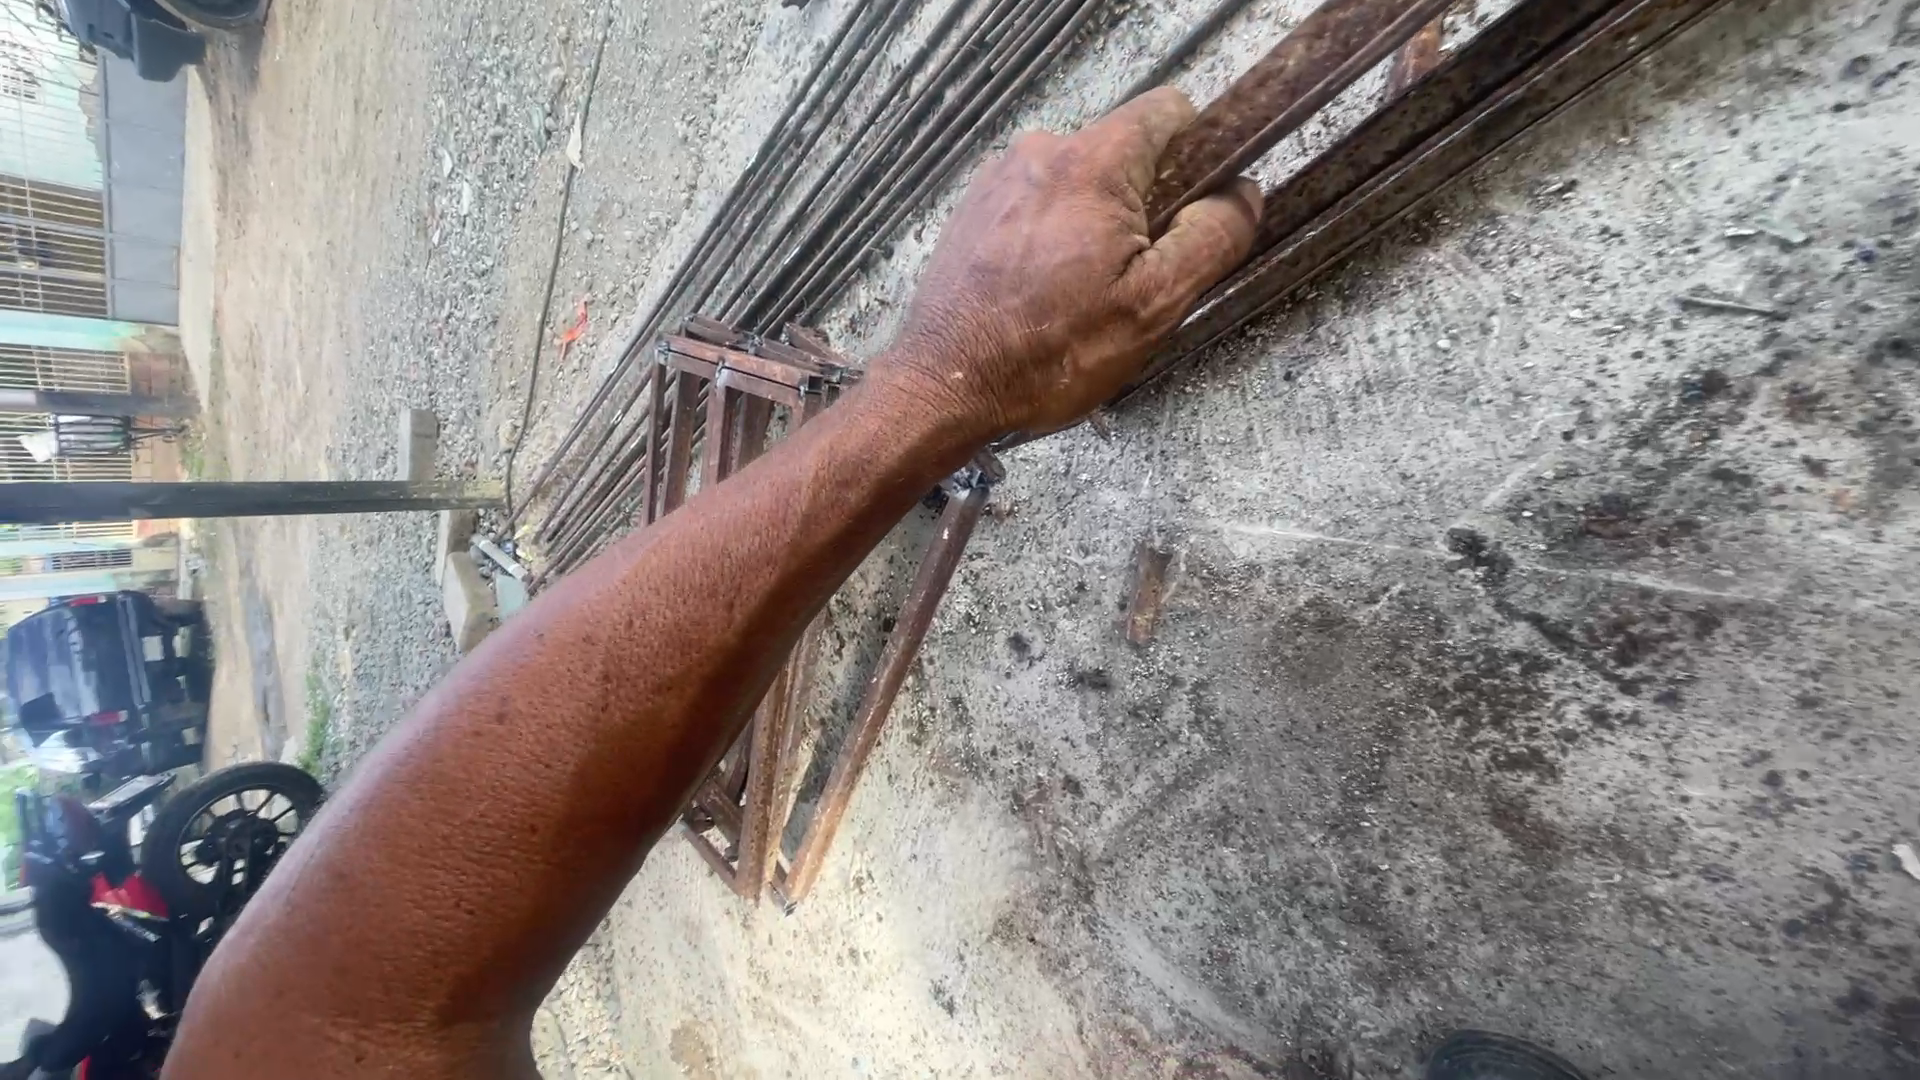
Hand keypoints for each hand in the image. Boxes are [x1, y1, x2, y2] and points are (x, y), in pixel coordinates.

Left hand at [874, 87, 1262, 437]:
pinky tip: (1036, 295)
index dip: (1197, 160)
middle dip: (1138, 209)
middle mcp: (1040, 153)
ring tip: (1073, 298)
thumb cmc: (1047, 355)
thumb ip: (1212, 237)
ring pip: (1075, 187)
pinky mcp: (972, 214)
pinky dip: (1046, 241)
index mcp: (1093, 162)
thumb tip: (1242, 193)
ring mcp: (998, 182)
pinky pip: (1033, 209)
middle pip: (1121, 155)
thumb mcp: (1152, 305)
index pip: (1173, 112)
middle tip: (1125, 282)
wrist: (946, 386)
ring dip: (1089, 230)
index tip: (1188, 216)